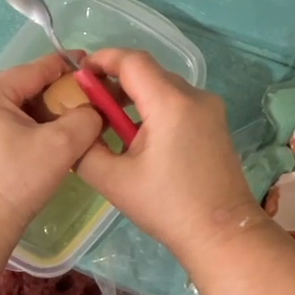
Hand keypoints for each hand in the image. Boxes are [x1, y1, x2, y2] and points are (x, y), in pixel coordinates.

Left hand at [0, 52, 103, 241]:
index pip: (36, 69)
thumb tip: (92, 110)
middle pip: (25, 87)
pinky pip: (7, 124)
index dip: (69, 67)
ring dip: (46, 113)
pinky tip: (51, 140)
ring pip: (17, 107)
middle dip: (58, 94)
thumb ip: (86, 117)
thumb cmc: (17, 182)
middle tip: (90, 102)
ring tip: (75, 122)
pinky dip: (30, 128)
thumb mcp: (62, 144)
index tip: (97, 69)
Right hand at [74, 49, 265, 256]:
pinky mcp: (213, 124)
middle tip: (86, 103)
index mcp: (170, 103)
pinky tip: (134, 137)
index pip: (132, 61)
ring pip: (162, 87)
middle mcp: (194, 97)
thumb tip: (74, 129)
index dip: (102, 60)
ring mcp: (208, 110)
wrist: (221, 234)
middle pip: (147, 72)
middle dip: (114, 82)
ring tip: (106, 124)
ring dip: (132, 97)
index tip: (78, 72)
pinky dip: (150, 109)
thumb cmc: (166, 206)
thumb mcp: (113, 181)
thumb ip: (84, 149)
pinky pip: (176, 103)